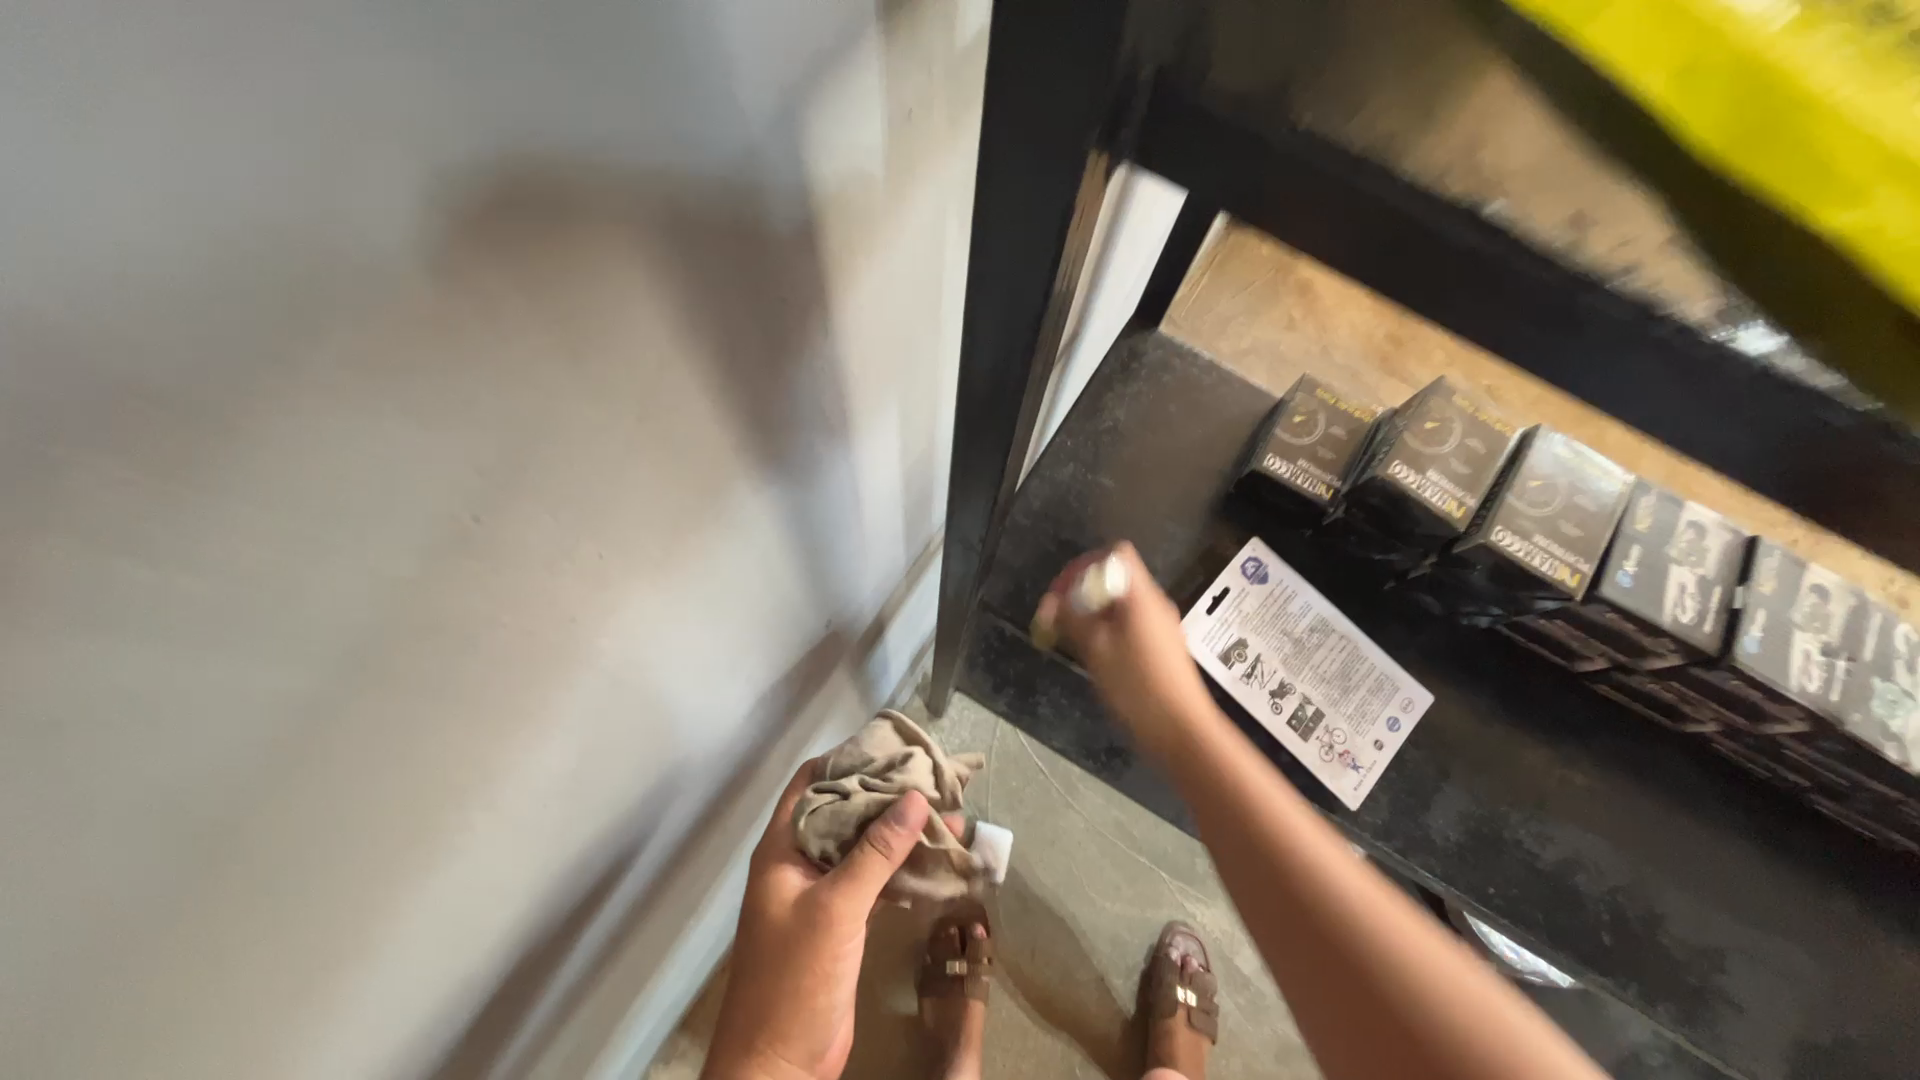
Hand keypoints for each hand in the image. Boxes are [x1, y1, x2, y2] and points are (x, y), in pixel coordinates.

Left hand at [702, 760, 934, 1079]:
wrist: (777, 1066)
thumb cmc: (794, 980)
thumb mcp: (835, 909)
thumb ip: (875, 853)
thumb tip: (914, 798)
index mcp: (783, 847)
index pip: (813, 782)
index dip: (850, 758)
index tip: (896, 746)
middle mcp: (800, 861)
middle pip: (846, 810)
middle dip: (888, 794)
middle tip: (935, 777)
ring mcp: (822, 891)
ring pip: (865, 846)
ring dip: (903, 832)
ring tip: (951, 813)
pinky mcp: (842, 920)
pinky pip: (875, 880)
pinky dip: (904, 868)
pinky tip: (938, 859)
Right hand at [1035, 542, 1213, 753]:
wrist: (1182, 731)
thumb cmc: (1138, 687)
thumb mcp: (1096, 650)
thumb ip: (1071, 619)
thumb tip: (1051, 601)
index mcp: (1141, 597)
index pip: (1116, 555)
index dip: (1084, 565)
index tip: (1061, 591)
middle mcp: (1154, 604)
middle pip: (1115, 580)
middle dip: (1082, 593)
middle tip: (1057, 618)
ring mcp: (1160, 627)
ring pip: (1120, 605)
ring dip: (1092, 614)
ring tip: (1070, 638)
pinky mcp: (1161, 648)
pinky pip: (1128, 625)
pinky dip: (1106, 631)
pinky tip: (1093, 655)